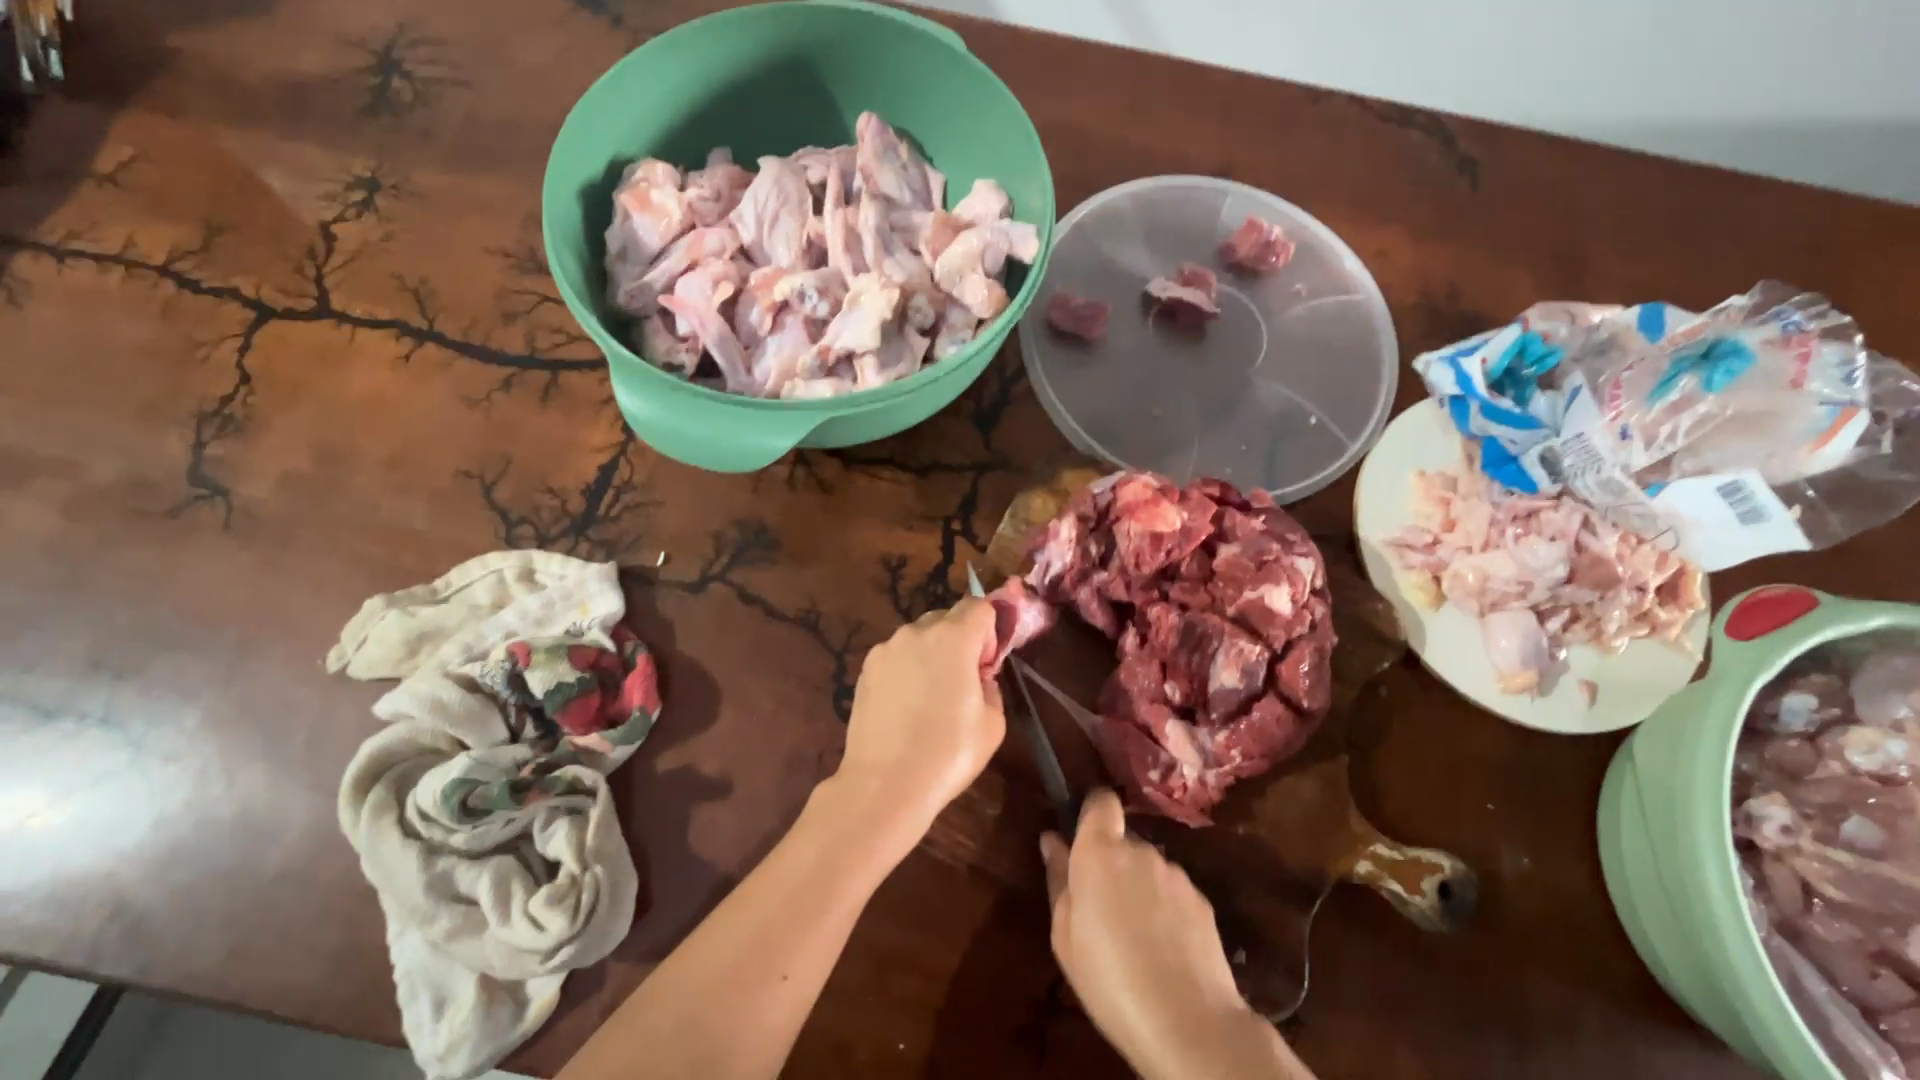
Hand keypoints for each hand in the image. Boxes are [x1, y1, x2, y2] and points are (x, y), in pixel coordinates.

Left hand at [838, 598, 1006, 831]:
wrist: (886, 783)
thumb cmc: (949, 753)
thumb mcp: (993, 723)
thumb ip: (992, 686)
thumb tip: (979, 678)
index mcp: (953, 638)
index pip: (979, 606)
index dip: (990, 630)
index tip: (988, 664)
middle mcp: (915, 633)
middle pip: (947, 618)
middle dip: (961, 640)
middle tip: (964, 681)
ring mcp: (885, 650)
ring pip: (918, 638)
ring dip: (932, 654)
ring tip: (931, 699)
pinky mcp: (865, 670)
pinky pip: (896, 657)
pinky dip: (907, 670)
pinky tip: (907, 707)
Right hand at [1043, 791, 1301, 1079]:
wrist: (1188, 1021)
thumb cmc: (1108, 978)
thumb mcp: (1064, 935)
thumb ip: (1059, 879)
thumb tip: (1052, 840)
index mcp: (1100, 852)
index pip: (1100, 802)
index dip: (1090, 812)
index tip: (1079, 838)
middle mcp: (1141, 851)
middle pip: (1123, 841)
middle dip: (1110, 864)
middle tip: (1098, 910)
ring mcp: (1176, 875)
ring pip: (1148, 869)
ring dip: (1138, 889)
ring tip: (1132, 939)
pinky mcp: (1202, 902)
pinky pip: (1172, 894)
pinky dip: (1163, 911)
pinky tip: (1161, 951)